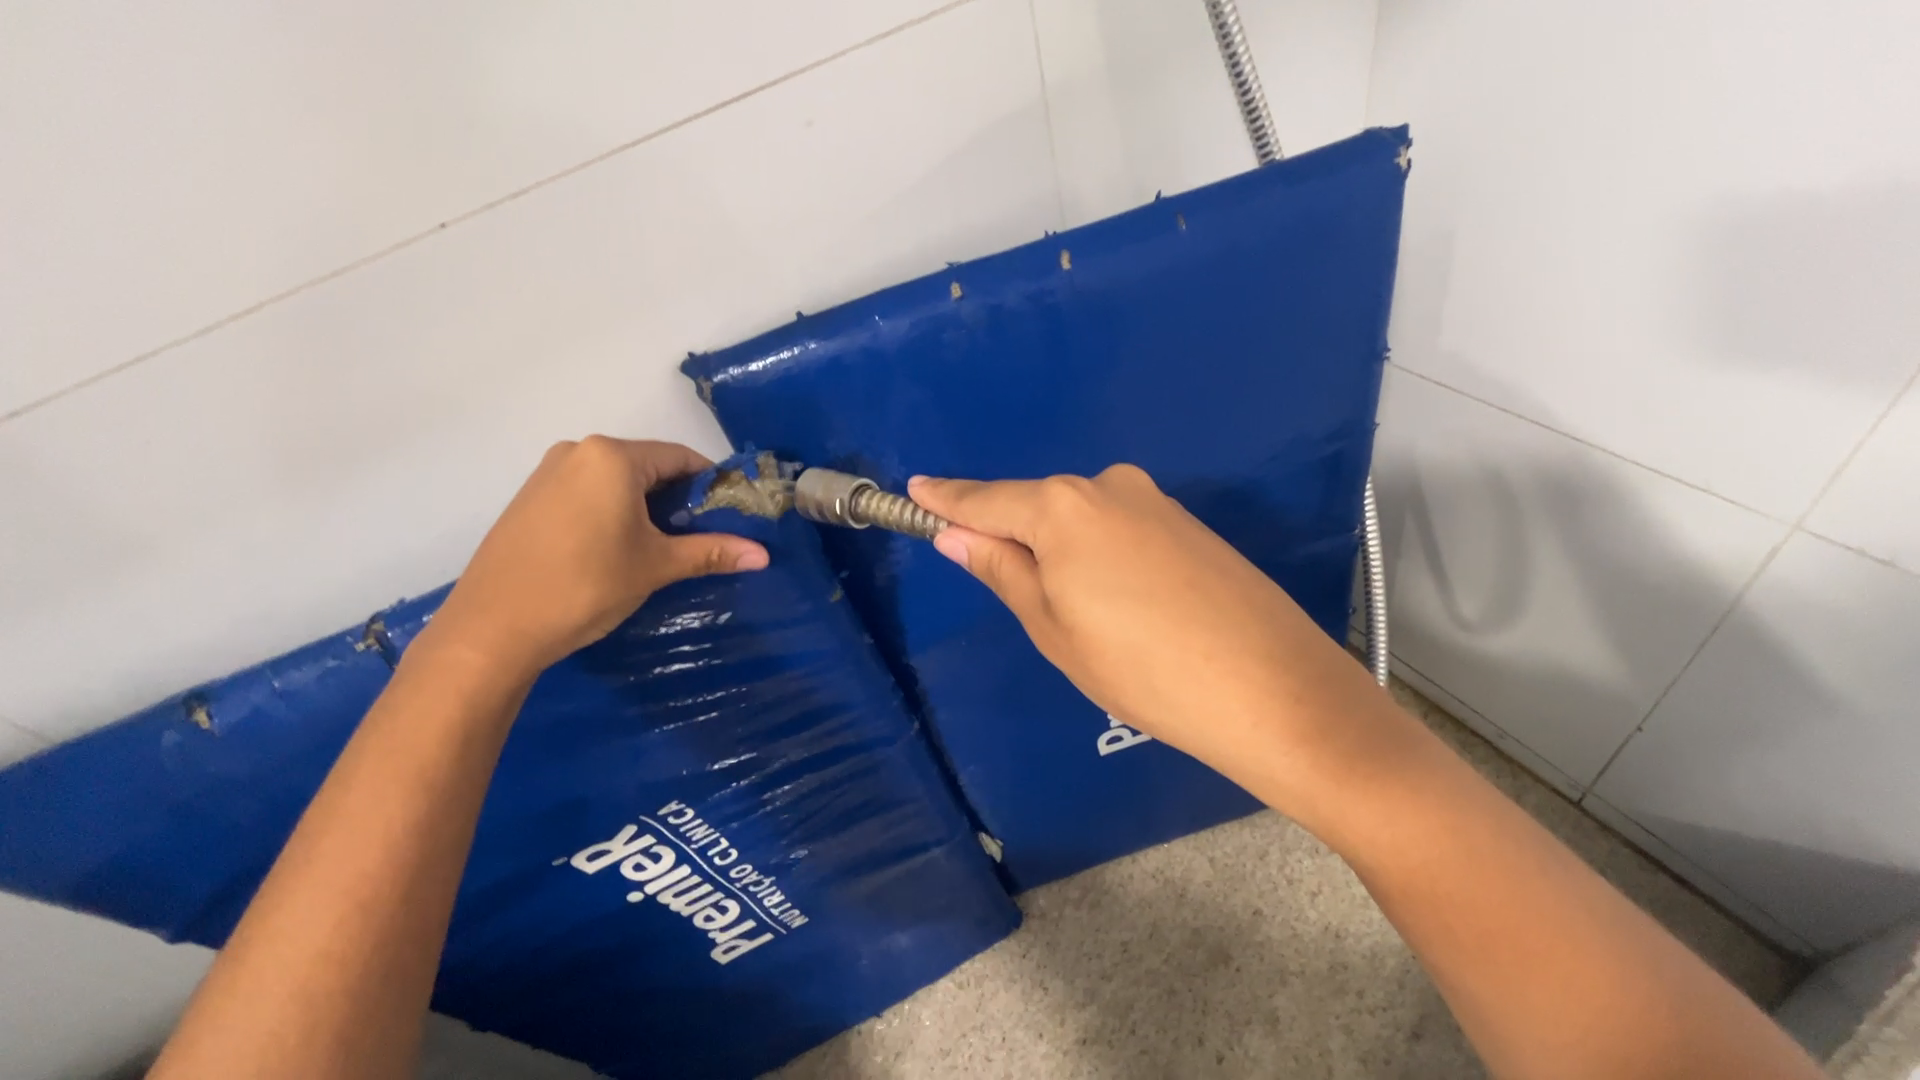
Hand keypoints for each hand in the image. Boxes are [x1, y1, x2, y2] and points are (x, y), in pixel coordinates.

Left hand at [424, 437, 768, 679]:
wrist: (492, 628)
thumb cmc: (584, 585)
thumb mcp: (655, 567)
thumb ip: (710, 552)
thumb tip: (764, 555)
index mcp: (611, 457)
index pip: (681, 458)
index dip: (711, 486)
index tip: (731, 517)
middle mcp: (577, 452)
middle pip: (647, 467)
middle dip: (677, 499)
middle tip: (698, 538)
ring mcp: (547, 474)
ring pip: (615, 482)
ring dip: (644, 508)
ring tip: (658, 549)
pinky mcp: (529, 500)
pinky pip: (586, 494)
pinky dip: (611, 513)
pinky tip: (614, 551)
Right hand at [909, 467, 1363, 770]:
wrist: (1271, 689)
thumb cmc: (1140, 669)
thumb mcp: (1052, 628)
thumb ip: (1002, 570)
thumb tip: (958, 534)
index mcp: (1062, 507)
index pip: (987, 499)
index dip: (948, 501)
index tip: (915, 491)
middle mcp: (1109, 487)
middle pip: (1037, 506)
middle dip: (1011, 535)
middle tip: (1002, 585)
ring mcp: (1156, 503)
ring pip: (1081, 520)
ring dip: (1060, 551)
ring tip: (1074, 615)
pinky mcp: (1189, 526)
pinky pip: (1119, 530)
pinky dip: (1099, 555)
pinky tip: (1117, 603)